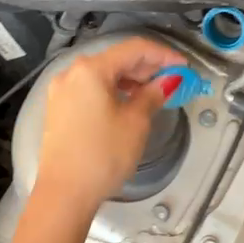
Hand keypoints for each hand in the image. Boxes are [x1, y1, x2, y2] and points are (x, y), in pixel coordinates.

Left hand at [31, 37, 187, 211]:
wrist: (65, 192)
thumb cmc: (103, 155)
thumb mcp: (136, 122)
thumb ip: (153, 95)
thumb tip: (168, 81)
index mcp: (91, 69)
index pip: (134, 49)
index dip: (164, 55)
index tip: (184, 66)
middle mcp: (71, 73)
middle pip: (116, 59)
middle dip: (147, 67)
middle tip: (173, 80)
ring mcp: (61, 91)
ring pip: (103, 74)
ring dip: (130, 79)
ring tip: (154, 93)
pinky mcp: (59, 108)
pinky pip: (91, 89)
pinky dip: (113, 91)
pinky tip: (129, 103)